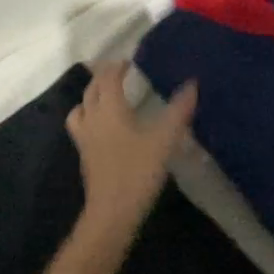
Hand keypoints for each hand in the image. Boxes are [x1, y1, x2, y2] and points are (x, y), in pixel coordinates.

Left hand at [66, 62, 195, 238]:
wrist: (112, 212)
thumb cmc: (138, 172)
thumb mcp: (164, 140)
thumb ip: (178, 111)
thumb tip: (192, 84)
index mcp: (109, 109)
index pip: (108, 78)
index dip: (117, 66)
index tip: (129, 61)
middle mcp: (92, 118)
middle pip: (91, 90)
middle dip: (103, 77)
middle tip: (119, 72)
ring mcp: (85, 138)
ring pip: (80, 108)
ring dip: (91, 97)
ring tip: (105, 97)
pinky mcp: (84, 155)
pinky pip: (81, 125)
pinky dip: (89, 116)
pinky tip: (104, 127)